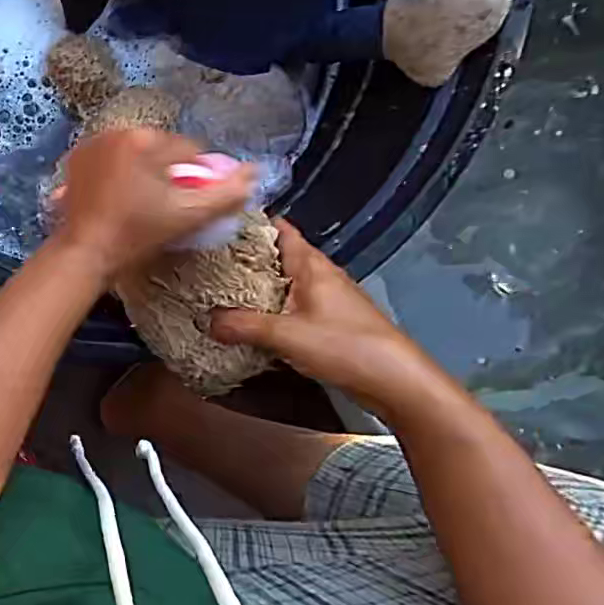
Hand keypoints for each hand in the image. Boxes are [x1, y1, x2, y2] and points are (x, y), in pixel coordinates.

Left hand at [56, 129, 253, 276]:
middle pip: (162, 148)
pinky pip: (112, 156)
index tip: (185, 203)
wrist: (85, 253)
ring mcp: (93, 143)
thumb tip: (253, 172)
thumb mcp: (187, 217)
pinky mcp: (77, 157)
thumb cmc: (135, 236)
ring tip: (141, 203)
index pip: (191, 151)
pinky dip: (120, 170)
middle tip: (163, 205)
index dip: (196, 178)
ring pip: (137, 151)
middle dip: (168, 172)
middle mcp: (118, 132)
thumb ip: (226, 194)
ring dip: (145, 169)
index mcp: (146, 140)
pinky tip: (119, 196)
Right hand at [210, 219, 443, 412]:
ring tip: (224, 290)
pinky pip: (294, 304)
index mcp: (311, 265)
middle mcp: (320, 274)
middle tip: (210, 261)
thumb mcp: (287, 335)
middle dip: (247, 257)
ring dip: (260, 284)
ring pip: (286, 281)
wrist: (396, 381)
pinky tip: (254, 321)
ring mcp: (328, 298)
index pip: (280, 228)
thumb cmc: (345, 345)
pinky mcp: (331, 321)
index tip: (219, 225)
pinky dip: (273, 307)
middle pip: (279, 255)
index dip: (251, 223)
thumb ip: (244, 326)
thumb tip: (207, 321)